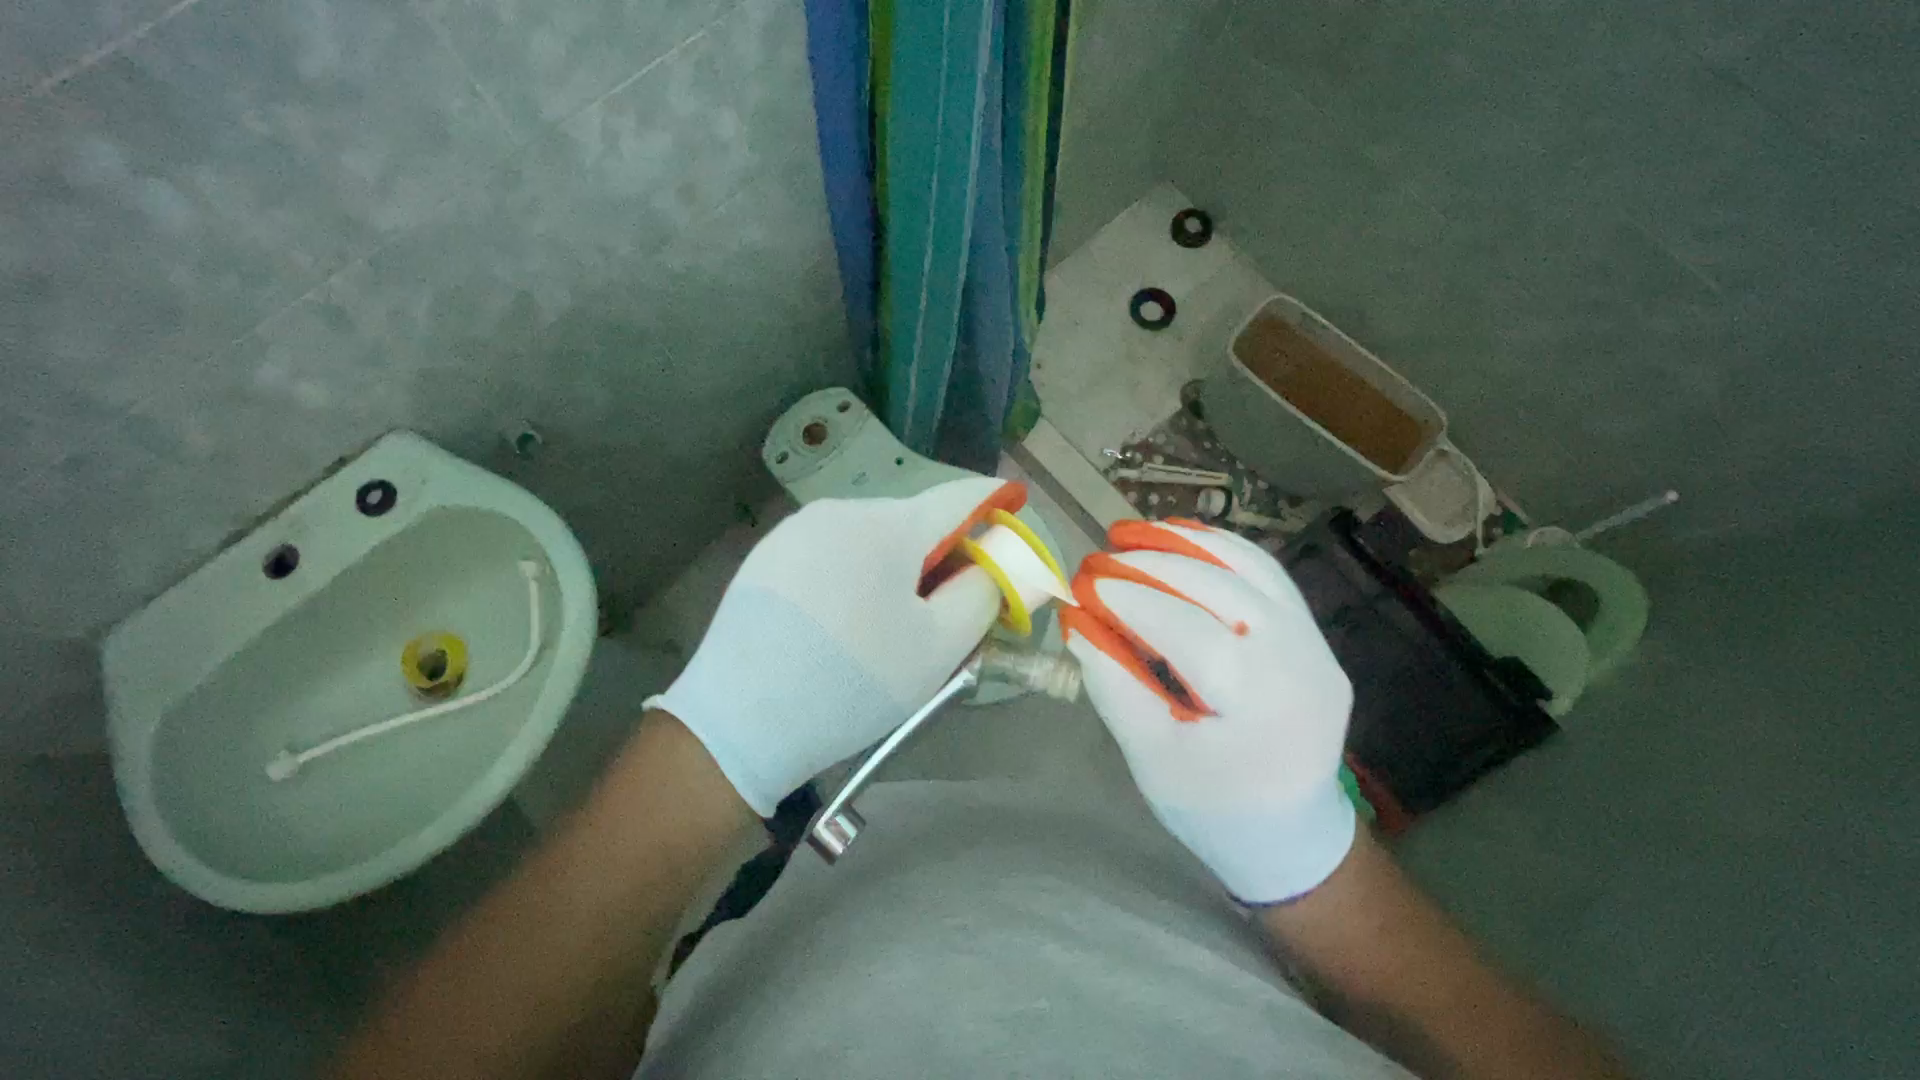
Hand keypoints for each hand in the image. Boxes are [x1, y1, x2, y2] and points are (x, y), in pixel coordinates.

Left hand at [647, 477, 1016, 814]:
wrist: (740, 720)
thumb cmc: (853, 682)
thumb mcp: (938, 646)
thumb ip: (983, 591)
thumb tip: (997, 559)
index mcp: (887, 524)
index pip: (960, 497)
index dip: (996, 500)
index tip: (1016, 501)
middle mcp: (840, 510)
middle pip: (914, 522)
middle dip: (944, 553)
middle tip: (953, 607)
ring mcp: (795, 531)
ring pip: (871, 538)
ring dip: (899, 567)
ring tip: (894, 624)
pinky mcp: (766, 558)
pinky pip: (832, 553)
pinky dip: (857, 574)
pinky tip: (845, 623)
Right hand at [1060, 519, 1355, 902]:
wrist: (1291, 837)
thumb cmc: (1212, 808)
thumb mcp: (1151, 759)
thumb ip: (1115, 686)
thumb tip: (1078, 624)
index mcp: (1258, 700)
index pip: (1185, 626)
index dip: (1128, 598)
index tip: (1082, 583)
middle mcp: (1299, 659)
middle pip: (1219, 586)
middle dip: (1151, 563)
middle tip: (1098, 558)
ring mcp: (1316, 644)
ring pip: (1251, 567)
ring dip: (1189, 544)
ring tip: (1134, 534)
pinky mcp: (1316, 639)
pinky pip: (1270, 577)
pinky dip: (1224, 553)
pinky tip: (1183, 545)